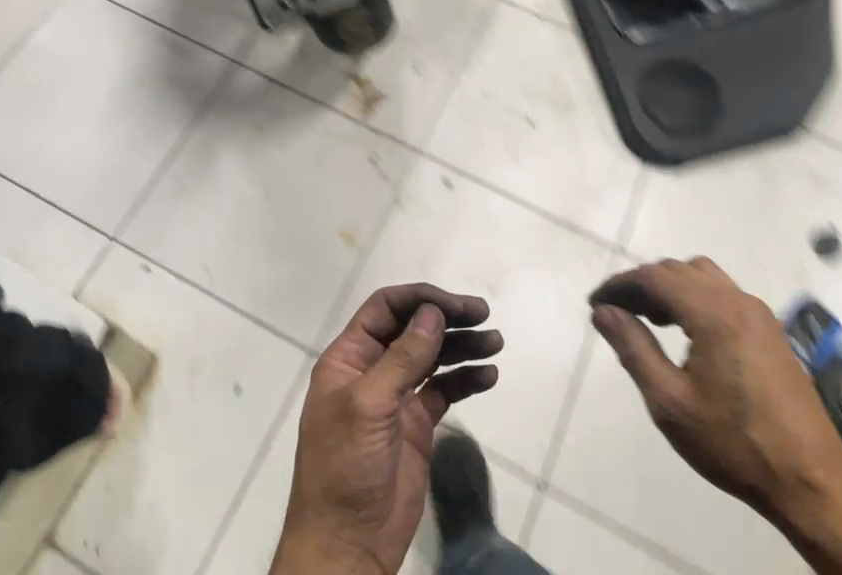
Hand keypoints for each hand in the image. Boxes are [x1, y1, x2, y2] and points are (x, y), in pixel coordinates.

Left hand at [272, 285, 502, 574]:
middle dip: (447, 318)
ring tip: (496, 342)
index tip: (456, 305)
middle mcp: (371, 371)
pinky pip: (444, 391)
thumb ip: (402, 358)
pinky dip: (466, 380)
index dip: (419, 300)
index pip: (384, 310)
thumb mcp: (368, 406)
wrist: (347, 540)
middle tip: (484, 315)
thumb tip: (432, 313)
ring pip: (432, 358)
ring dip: (462, 347)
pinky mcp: (417, 426)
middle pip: (412, 329)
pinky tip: (489, 375)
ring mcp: (396, 398)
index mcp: (348, 358)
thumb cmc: (345, 466)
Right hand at [589, 259, 841, 516]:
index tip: (594, 304)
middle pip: (680, 270)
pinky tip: (685, 333)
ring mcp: (761, 316)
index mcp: (715, 315)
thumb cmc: (733, 444)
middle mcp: (740, 303)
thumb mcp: (669, 402)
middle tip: (615, 312)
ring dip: (671, 287)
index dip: (620, 284)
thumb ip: (633, 348)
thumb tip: (603, 312)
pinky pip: (724, 295)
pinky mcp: (771, 333)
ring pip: (704, 278)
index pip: (656, 277)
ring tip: (648, 319)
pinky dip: (695, 298)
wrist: (810, 481)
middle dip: (642, 284)